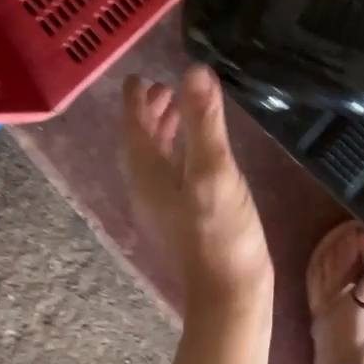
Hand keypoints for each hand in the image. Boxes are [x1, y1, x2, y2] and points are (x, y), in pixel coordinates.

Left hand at [122, 65, 272, 312]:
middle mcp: (149, 190)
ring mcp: (166, 206)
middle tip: (162, 84)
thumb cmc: (221, 231)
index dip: (134, 101)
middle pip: (141, 142)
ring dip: (162, 130)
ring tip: (179, 106)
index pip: (133, 129)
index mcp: (148, 176)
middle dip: (148, 112)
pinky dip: (178, 149)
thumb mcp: (214, 171)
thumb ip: (203, 122)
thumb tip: (194, 71)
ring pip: (155, 158)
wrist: (231, 292)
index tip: (137, 75)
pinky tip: (197, 149)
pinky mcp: (185, 217)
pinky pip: (172, 171)